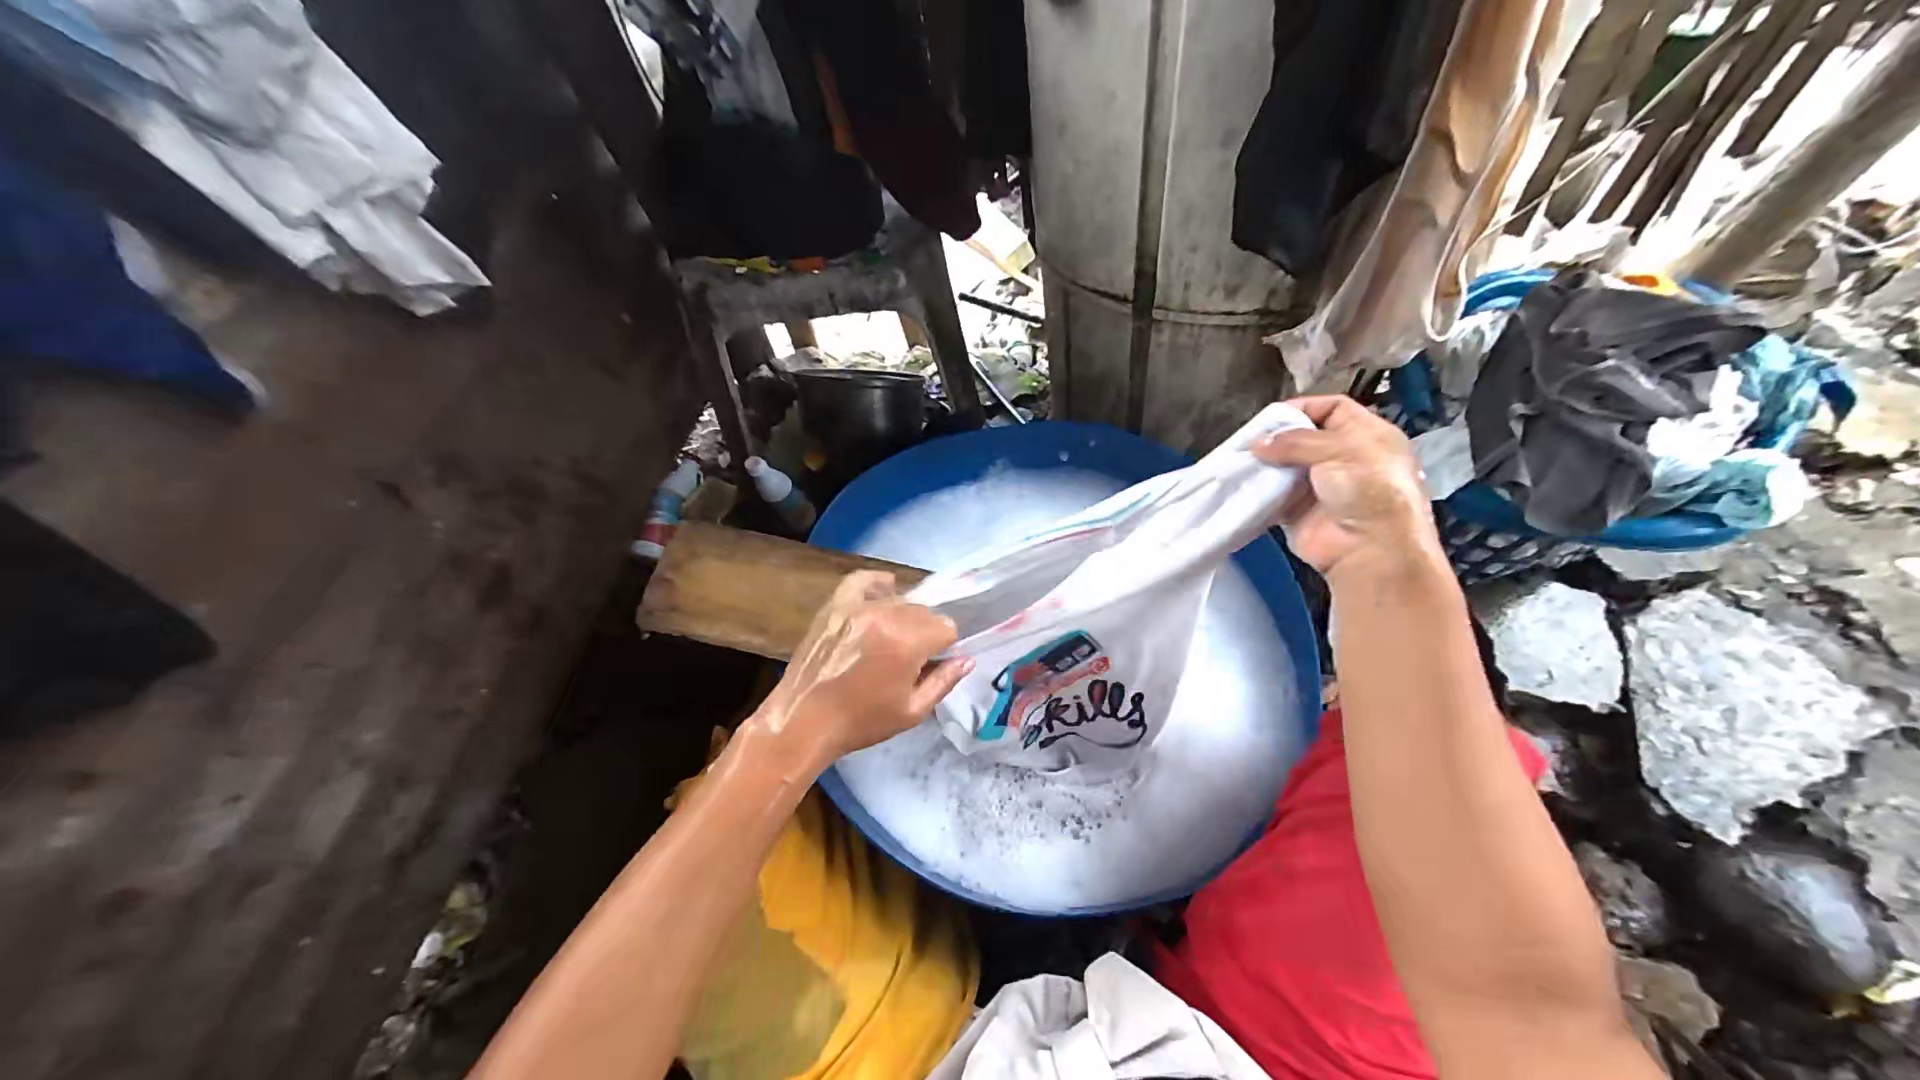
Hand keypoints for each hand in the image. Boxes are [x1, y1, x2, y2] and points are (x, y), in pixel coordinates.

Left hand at [746, 570, 972, 769]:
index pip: (946, 628)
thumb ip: (944, 682)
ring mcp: (856, 607)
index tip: (931, 664)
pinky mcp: (834, 606)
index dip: (944, 648)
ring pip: (899, 599)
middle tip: (910, 659)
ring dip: (904, 617)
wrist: (803, 722)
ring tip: (891, 640)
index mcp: (907, 642)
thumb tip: (966, 660)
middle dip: (925, 633)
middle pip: (924, 612)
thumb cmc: (861, 722)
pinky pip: (861, 581)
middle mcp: (885, 616)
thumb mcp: (911, 711)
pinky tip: (885, 590)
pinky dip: (877, 583)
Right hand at [1253, 395, 1443, 586]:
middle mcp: (1343, 458)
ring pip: (1284, 466)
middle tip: (1250, 438)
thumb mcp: (1339, 449)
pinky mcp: (1298, 511)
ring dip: (1264, 463)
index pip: (1333, 408)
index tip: (1274, 416)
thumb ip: (1295, 441)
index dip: (1304, 407)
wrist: (1369, 549)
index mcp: (1366, 436)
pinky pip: (1272, 495)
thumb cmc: (1368, 490)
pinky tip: (1242, 482)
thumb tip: (1258, 444)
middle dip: (1277, 437)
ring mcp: (1319, 486)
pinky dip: (1258, 489)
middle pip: (1303, 437)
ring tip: (1241, 459)